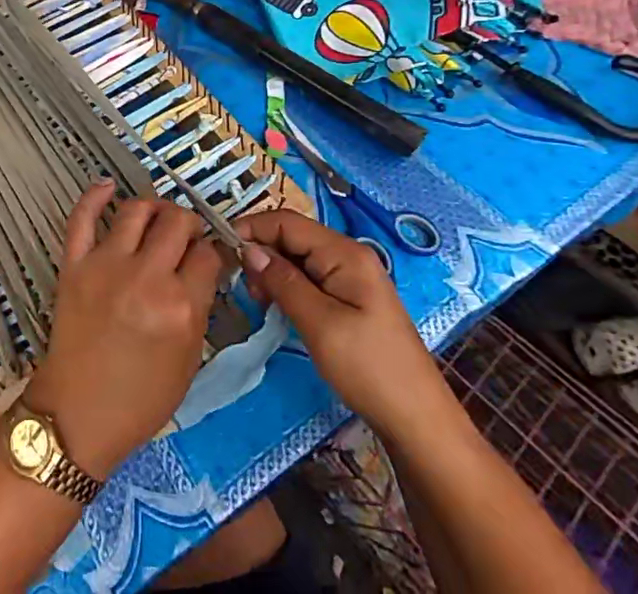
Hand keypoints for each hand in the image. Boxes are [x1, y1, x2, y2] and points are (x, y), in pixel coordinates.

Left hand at [26, 180, 224, 477]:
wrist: (78, 415)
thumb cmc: (141, 398)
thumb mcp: (189, 357)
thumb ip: (200, 305)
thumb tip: (204, 264)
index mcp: (180, 307)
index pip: (209, 254)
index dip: (214, 252)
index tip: (209, 256)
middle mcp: (146, 277)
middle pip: (178, 222)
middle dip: (189, 225)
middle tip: (185, 238)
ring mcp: (105, 266)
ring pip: (138, 209)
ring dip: (155, 208)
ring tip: (157, 219)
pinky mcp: (73, 265)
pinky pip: (82, 217)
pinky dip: (94, 195)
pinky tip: (108, 186)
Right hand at [234, 210, 457, 443]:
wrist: (415, 416)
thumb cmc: (368, 367)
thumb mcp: (319, 324)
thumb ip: (283, 282)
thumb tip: (249, 249)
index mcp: (344, 253)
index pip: (287, 222)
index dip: (252, 228)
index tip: (222, 249)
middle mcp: (347, 255)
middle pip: (292, 237)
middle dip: (262, 253)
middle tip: (247, 290)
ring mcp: (349, 277)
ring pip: (297, 259)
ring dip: (273, 273)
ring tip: (262, 304)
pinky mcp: (348, 298)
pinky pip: (308, 279)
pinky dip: (287, 288)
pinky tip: (279, 308)